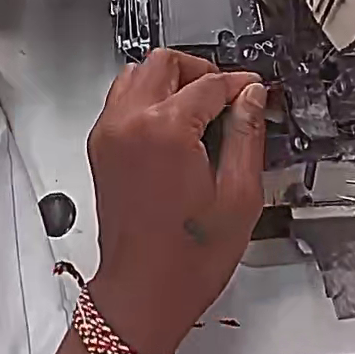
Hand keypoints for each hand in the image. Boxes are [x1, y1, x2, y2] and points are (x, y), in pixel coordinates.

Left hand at [86, 48, 266, 353]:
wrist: (144, 290)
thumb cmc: (188, 257)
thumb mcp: (239, 194)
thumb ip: (246, 133)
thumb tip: (251, 97)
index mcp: (165, 131)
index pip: (209, 83)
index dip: (239, 84)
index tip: (254, 90)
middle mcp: (129, 124)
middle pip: (165, 62)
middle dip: (202, 71)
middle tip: (228, 95)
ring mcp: (109, 135)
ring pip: (137, 74)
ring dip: (171, 80)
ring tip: (201, 107)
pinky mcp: (100, 148)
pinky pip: (122, 100)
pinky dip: (148, 98)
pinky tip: (174, 124)